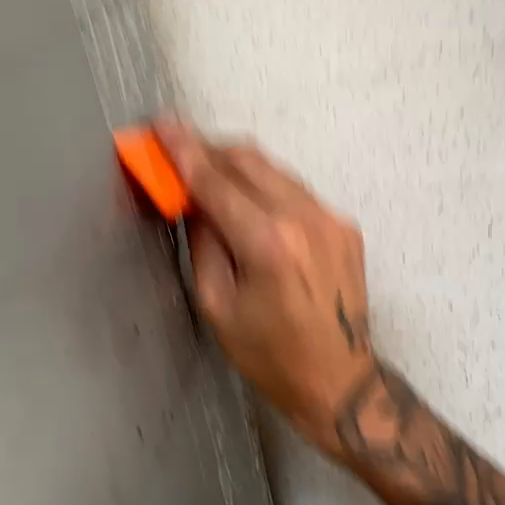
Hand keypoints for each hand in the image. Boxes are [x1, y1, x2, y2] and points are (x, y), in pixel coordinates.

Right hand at [158, 122, 375, 452]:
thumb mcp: (217, 305)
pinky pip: (295, 191)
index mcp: (267, 242)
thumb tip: (194, 200)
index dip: (182, 150)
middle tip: (178, 152)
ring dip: (238, 167)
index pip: (214, 180)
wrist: (339, 379)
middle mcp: (304, 218)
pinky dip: (266, 189)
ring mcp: (330, 218)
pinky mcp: (344, 227)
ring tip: (210, 180)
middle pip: (247, 159)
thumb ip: (204, 242)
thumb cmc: (269, 355)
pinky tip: (250, 209)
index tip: (160, 124)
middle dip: (209, 149)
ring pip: (274, 170)